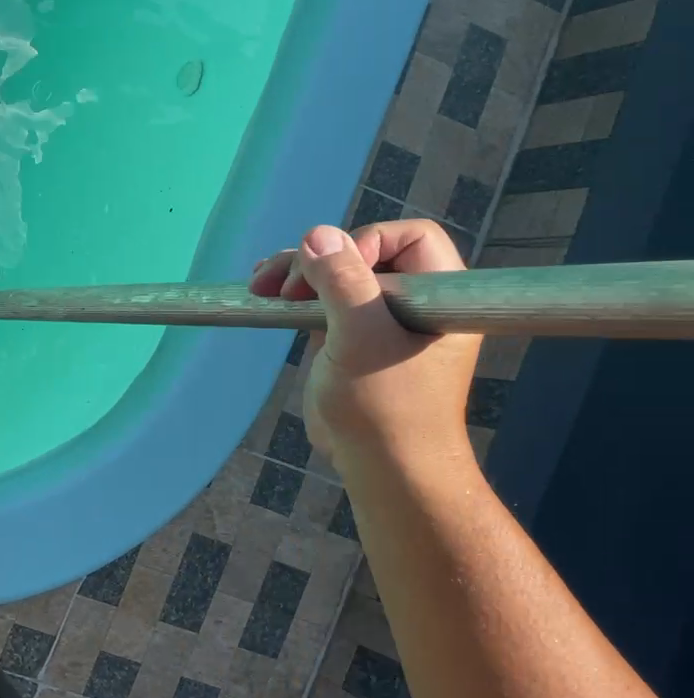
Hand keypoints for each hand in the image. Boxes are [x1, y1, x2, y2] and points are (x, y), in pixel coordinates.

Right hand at [249, 221, 480, 469]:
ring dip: (293, 275)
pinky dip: (290, 294)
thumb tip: (316, 234)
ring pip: (335, 275)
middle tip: (277, 285)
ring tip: (258, 286)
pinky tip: (263, 296)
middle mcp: (411, 300)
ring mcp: (377, 319)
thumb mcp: (362, 338)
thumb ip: (343, 283)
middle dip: (315, 261)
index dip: (363, 245)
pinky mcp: (347, 337)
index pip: (408, 238)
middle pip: (362, 253)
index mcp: (439, 294)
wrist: (380, 463)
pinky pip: (320, 300)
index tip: (328, 276)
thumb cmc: (386, 405)